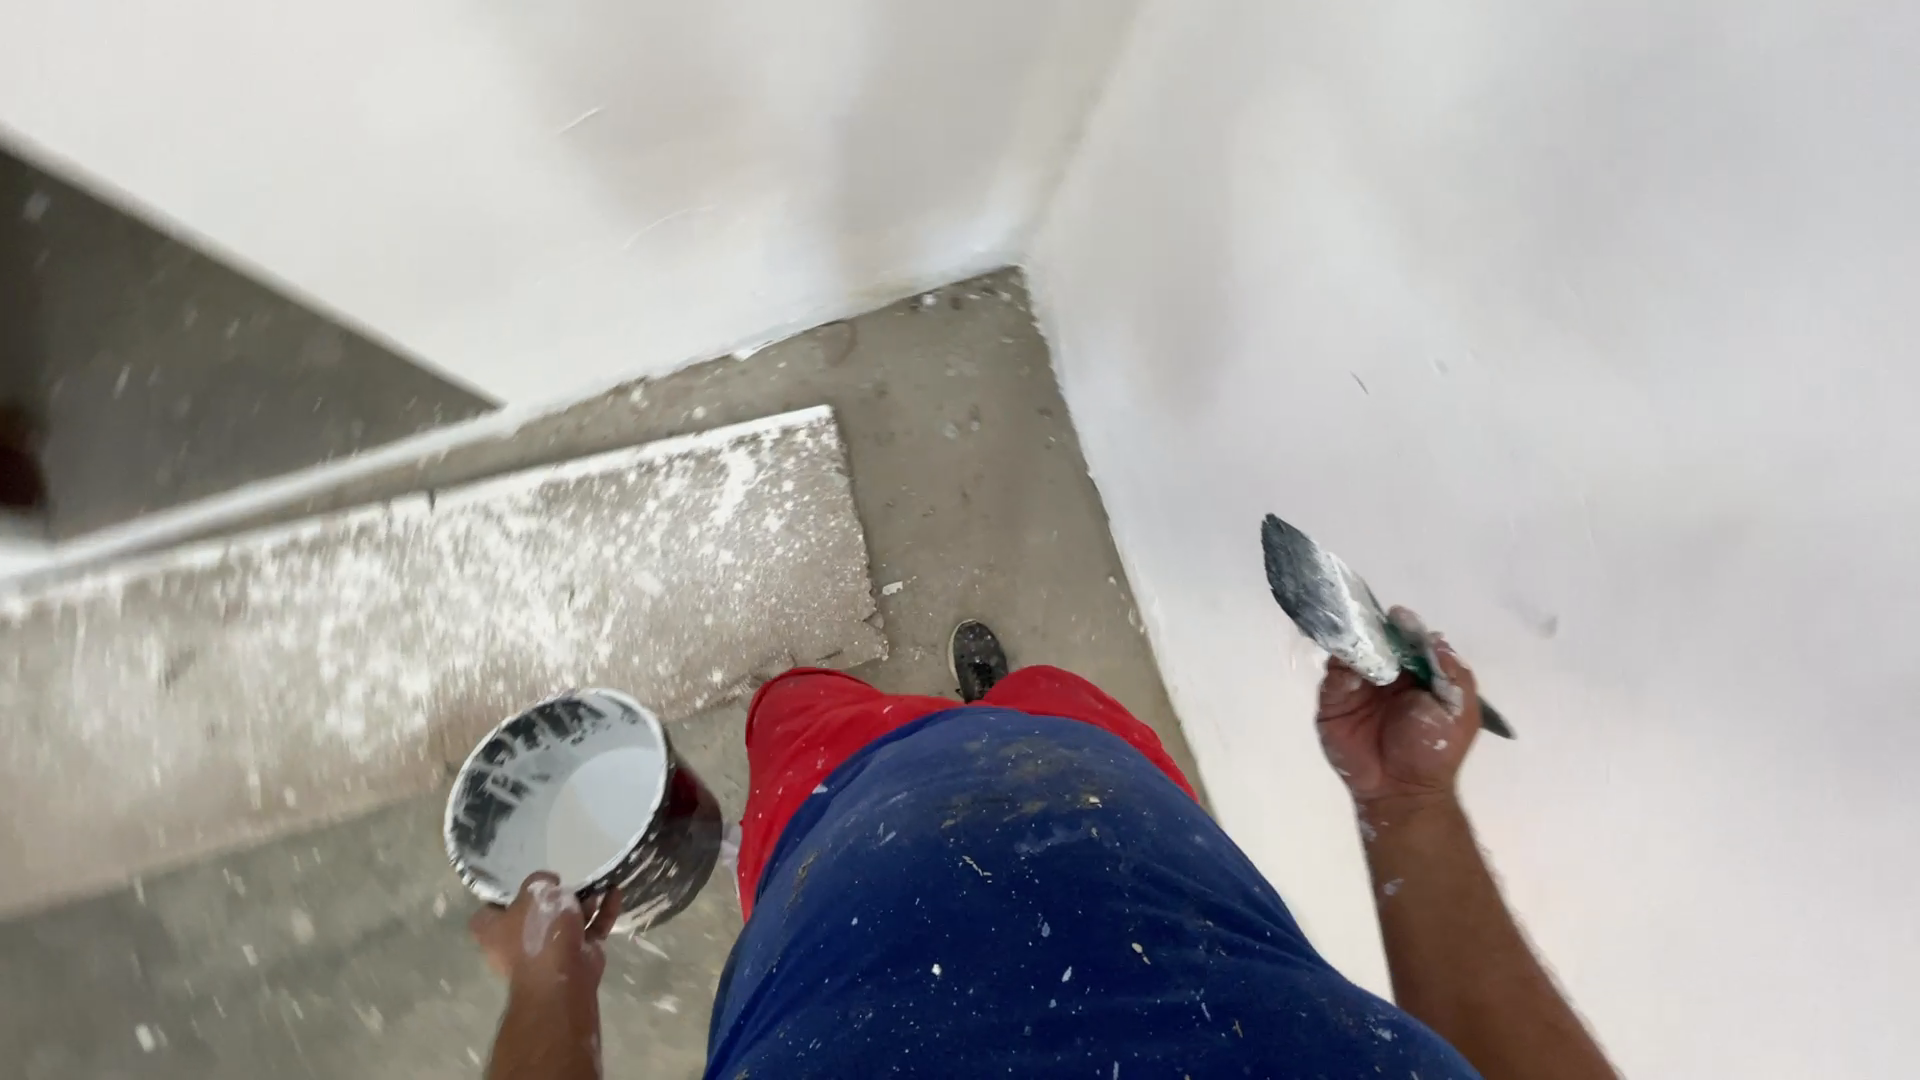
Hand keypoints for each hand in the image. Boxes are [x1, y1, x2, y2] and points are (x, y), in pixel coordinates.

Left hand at [469, 873, 620, 989]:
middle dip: (553, 898)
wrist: (561, 974)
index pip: (486, 914)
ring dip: (585, 901)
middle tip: (568, 880)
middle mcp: (518, 943)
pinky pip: (592, 927)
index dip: (500, 899)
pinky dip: (603, 911)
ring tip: (600, 881)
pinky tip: (616, 891)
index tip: (521, 885)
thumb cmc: (537, 931)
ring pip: (567, 920)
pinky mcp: (578, 953)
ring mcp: (549, 950)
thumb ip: (539, 881)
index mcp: (496, 932)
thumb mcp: (535, 892)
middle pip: (533, 915)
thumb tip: (549, 884)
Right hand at [1315, 607, 1480, 807]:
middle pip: (1375, 642)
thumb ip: (1452, 674)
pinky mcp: (1332, 701)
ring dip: (1353, 645)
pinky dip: (1339, 668)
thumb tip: (1434, 637)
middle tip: (1369, 618)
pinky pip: (1332, 678)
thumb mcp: (1459, 711)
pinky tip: (1348, 668)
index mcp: (1415, 675)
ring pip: (1350, 654)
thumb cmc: (1434, 751)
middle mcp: (1383, 676)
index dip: (1403, 628)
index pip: (1406, 642)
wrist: (1401, 789)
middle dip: (1373, 630)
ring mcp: (1355, 687)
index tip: (1399, 616)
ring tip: (1356, 637)